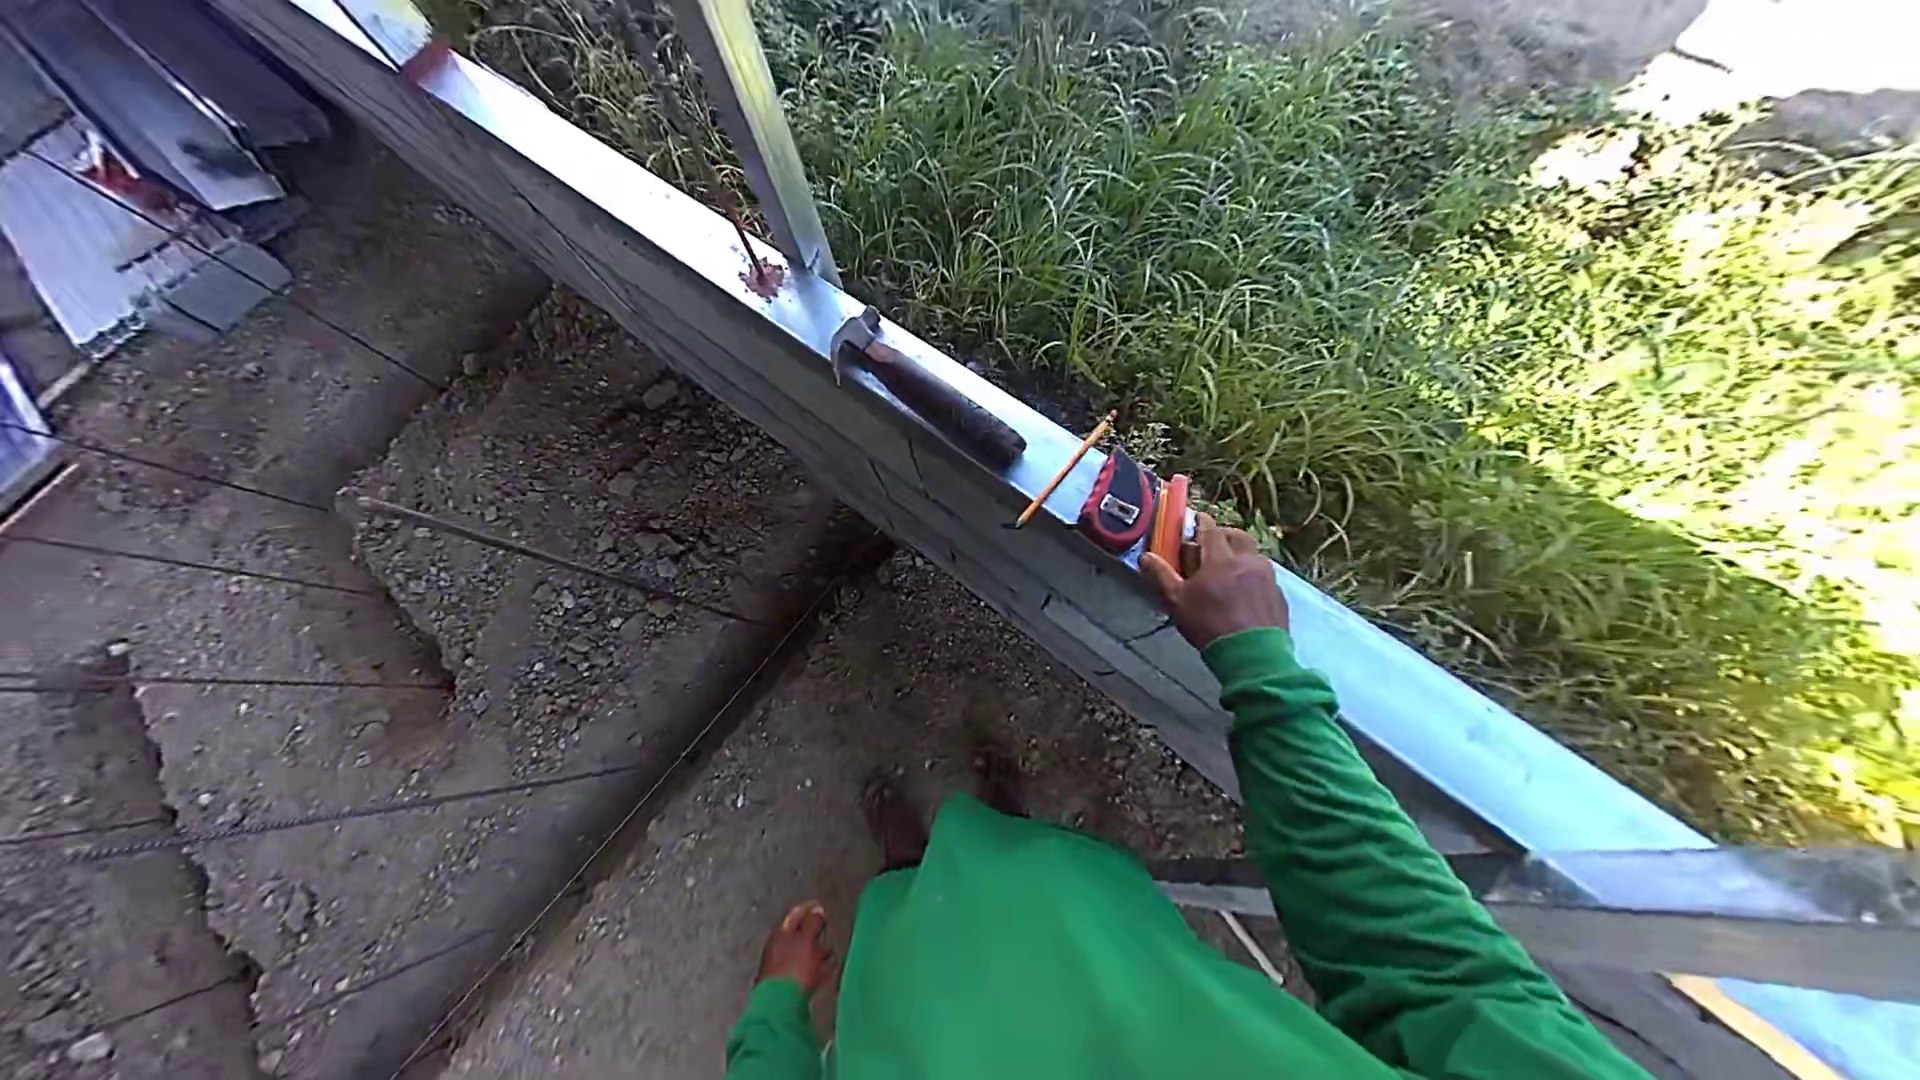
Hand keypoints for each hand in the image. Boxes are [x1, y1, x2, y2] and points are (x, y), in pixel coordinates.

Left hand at [755, 901, 833, 994]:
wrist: (779, 1008)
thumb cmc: (794, 967)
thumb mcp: (807, 940)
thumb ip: (813, 922)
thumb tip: (817, 908)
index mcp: (779, 934)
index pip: (796, 914)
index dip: (809, 909)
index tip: (821, 906)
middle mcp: (776, 949)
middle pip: (799, 937)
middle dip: (815, 937)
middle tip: (828, 935)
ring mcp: (779, 970)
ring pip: (802, 957)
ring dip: (816, 956)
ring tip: (830, 960)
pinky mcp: (785, 989)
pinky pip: (803, 974)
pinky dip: (814, 973)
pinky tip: (824, 977)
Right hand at [1140, 514, 1287, 649]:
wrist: (1252, 655)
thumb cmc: (1209, 624)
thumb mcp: (1177, 601)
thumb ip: (1161, 576)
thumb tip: (1146, 557)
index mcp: (1221, 559)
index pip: (1210, 530)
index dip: (1201, 522)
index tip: (1196, 519)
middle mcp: (1247, 561)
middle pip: (1237, 536)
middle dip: (1223, 535)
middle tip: (1211, 543)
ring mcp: (1267, 577)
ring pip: (1253, 554)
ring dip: (1240, 554)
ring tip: (1227, 568)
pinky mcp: (1278, 594)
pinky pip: (1264, 575)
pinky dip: (1251, 574)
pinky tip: (1243, 590)